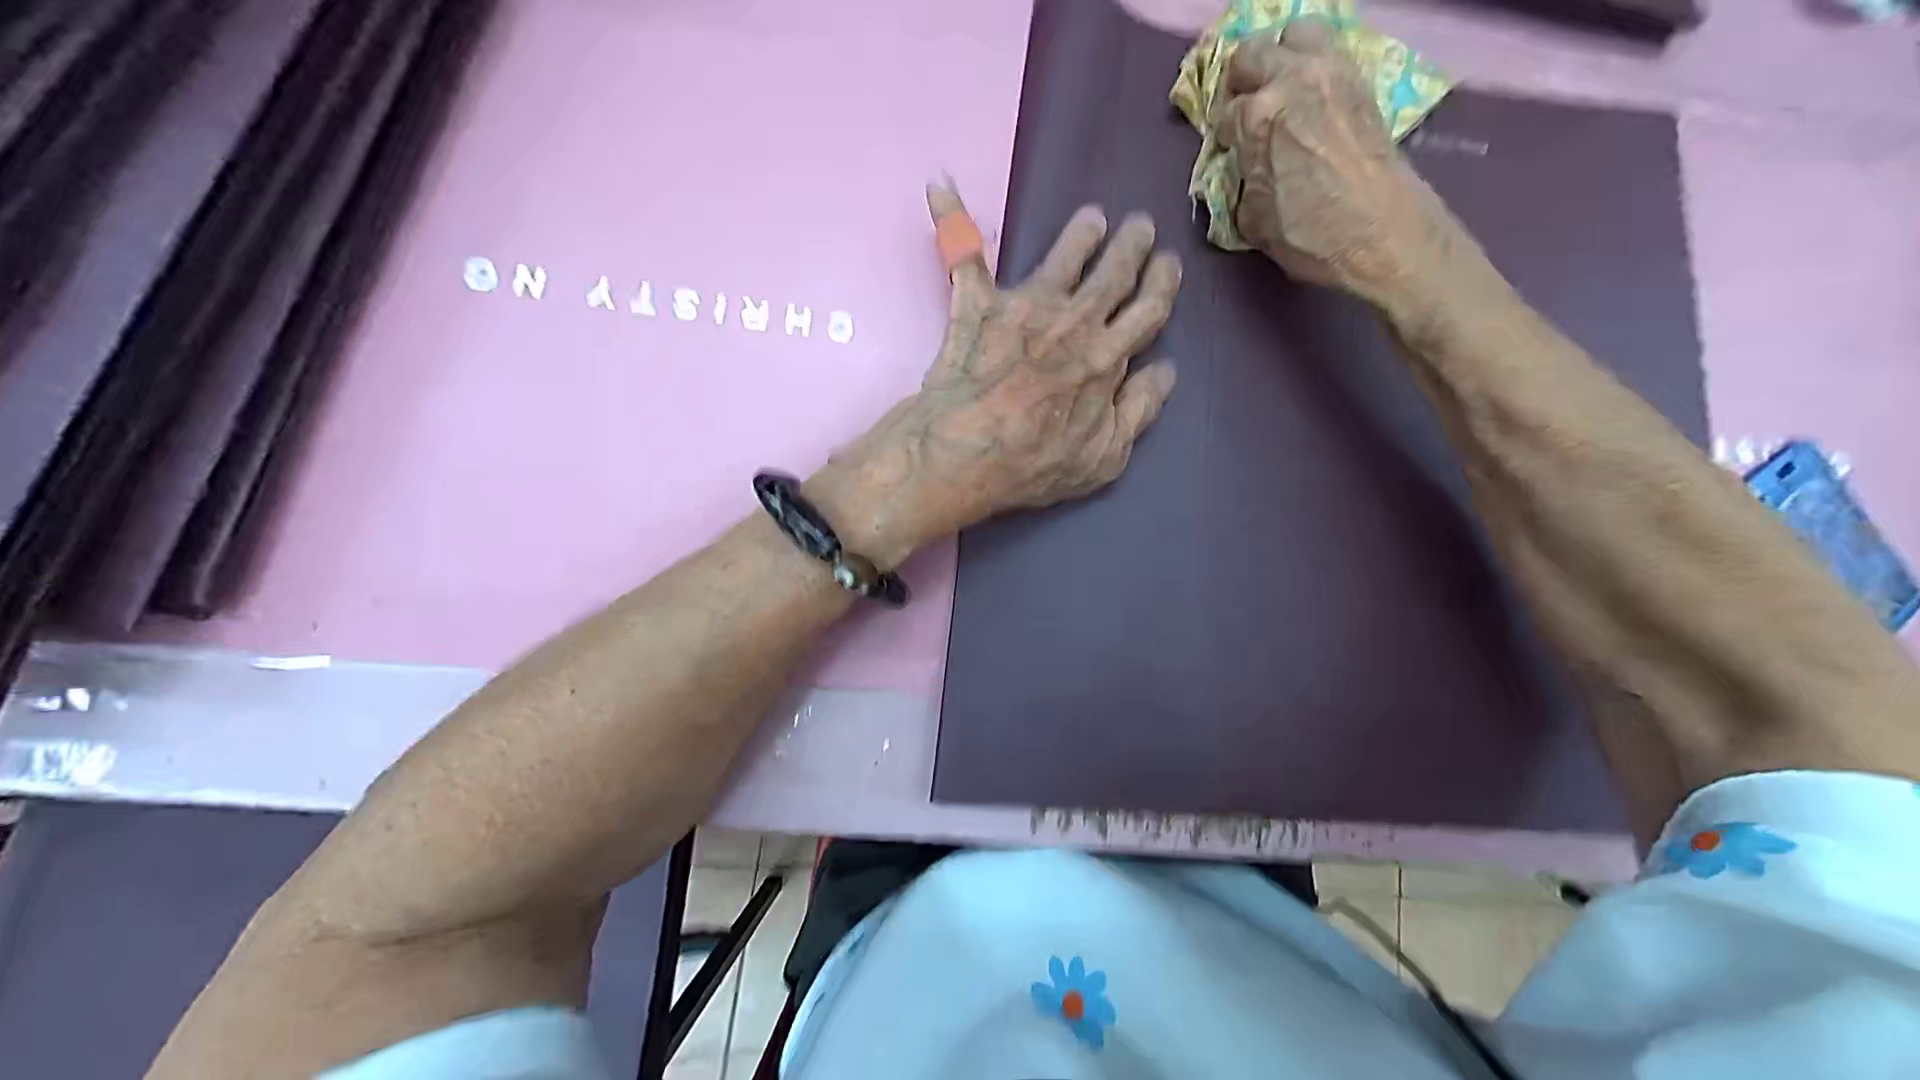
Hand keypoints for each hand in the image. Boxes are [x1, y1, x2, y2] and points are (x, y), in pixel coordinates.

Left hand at [806, 183, 1181, 567]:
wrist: (965, 451)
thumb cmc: (1034, 462)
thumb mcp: (1104, 457)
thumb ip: (1138, 410)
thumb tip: (1165, 371)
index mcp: (1107, 355)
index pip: (1147, 310)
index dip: (1161, 285)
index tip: (1167, 266)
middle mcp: (1073, 319)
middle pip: (1113, 272)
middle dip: (1131, 245)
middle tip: (1140, 225)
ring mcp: (1024, 307)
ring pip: (1061, 255)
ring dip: (1080, 233)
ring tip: (1093, 217)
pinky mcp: (978, 305)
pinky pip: (963, 254)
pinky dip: (949, 217)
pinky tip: (938, 184)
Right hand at [1214, 20, 1461, 311]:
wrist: (1381, 233)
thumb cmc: (1308, 235)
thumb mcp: (1252, 219)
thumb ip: (1242, 183)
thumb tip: (1244, 171)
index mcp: (1256, 119)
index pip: (1224, 113)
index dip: (1224, 136)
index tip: (1230, 151)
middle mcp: (1291, 81)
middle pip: (1251, 54)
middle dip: (1242, 81)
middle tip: (1246, 109)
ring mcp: (1330, 72)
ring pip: (1296, 32)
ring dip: (1282, 56)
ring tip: (1281, 89)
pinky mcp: (1361, 77)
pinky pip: (1330, 49)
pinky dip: (1315, 63)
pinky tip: (1311, 95)